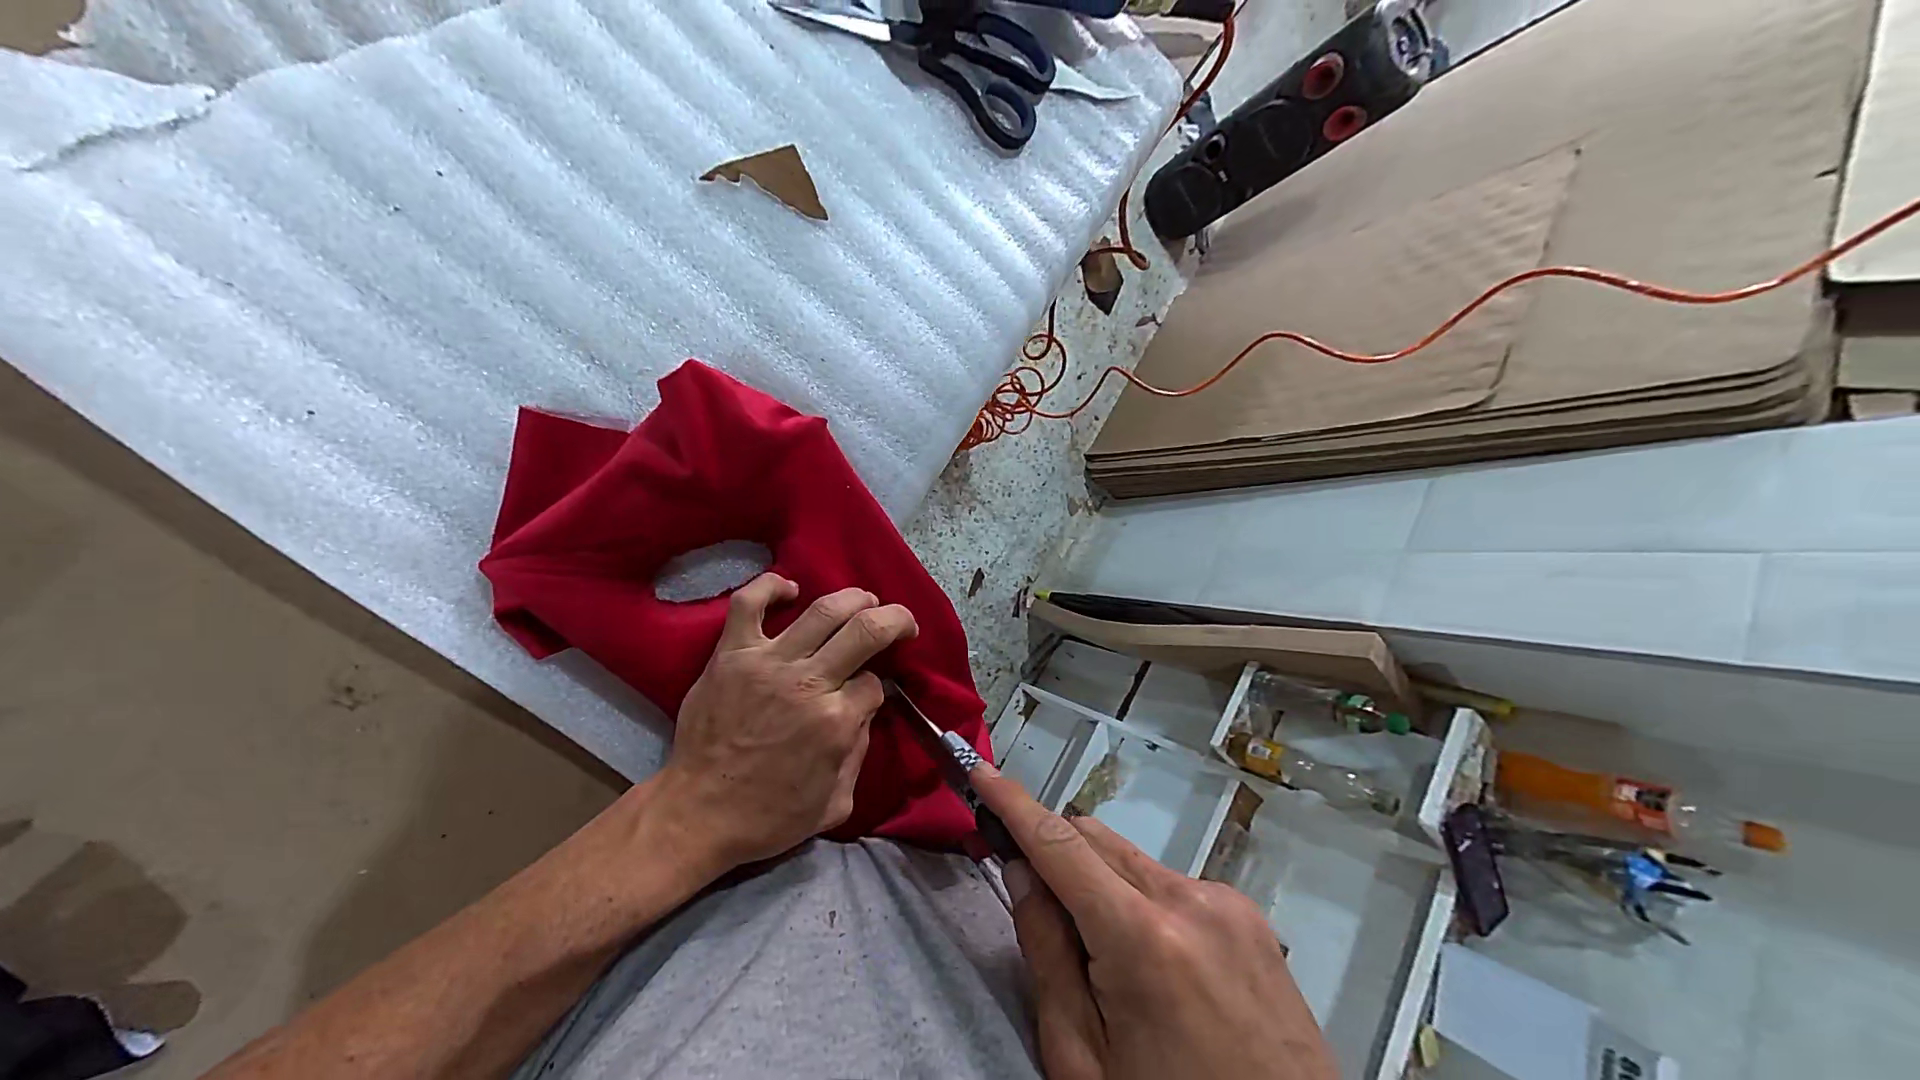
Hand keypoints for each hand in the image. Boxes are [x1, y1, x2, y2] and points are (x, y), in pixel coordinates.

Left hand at [657, 573, 917, 871]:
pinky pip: (749, 604)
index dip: (879, 685)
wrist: (698, 813)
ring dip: (855, 598)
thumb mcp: (836, 803)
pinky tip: (790, 588)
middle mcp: (808, 684)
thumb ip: (859, 753)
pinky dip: (771, 586)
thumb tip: (864, 709)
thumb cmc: (769, 816)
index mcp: (836, 722)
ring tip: (864, 600)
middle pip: (866, 630)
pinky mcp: (731, 655)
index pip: (875, 682)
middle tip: (900, 623)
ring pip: (823, 610)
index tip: (869, 693)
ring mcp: (767, 663)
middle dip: (894, 620)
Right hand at [972, 764, 1336, 1079]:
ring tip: (1108, 958)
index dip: (1014, 803)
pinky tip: (1160, 967)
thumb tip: (1022, 871)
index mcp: (1142, 938)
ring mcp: (1228, 904)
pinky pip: (1173, 884)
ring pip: (1133, 860)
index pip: (1058, 845)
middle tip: (1039, 903)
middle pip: (1096, 841)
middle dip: (1057, 855)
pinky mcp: (1251, 916)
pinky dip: (1144, 901)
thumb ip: (1046, 954)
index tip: (982, 770)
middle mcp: (1189, 900)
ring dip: (1102, 882)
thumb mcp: (1082, 1058)